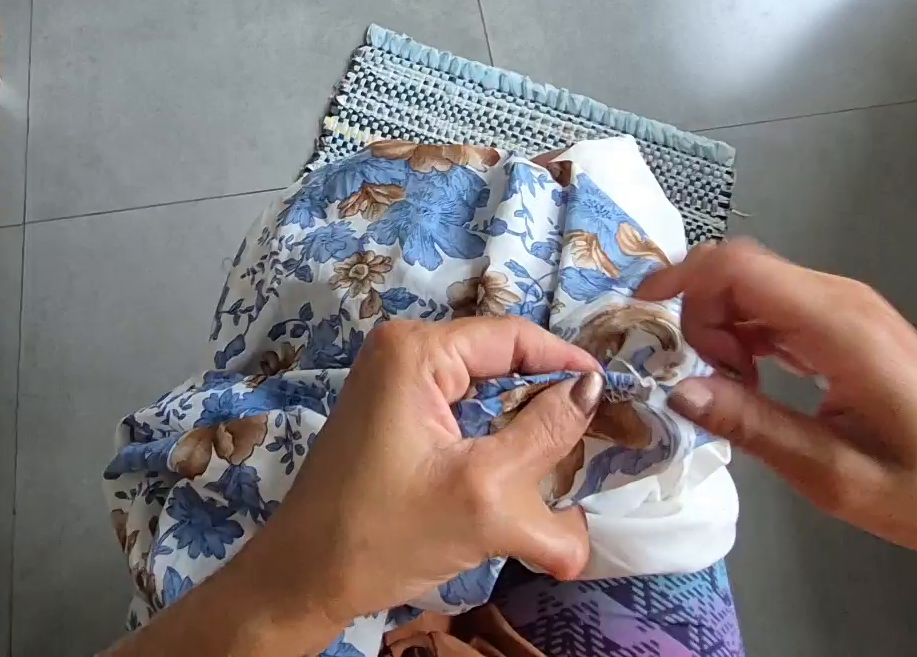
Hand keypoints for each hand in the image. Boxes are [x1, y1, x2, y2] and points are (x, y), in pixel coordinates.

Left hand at [107, 317, 603, 656]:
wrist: (303, 580)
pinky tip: (517, 466)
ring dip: (520, 422)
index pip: (511, 336)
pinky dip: (492, 433)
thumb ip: (543, 433)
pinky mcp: (392, 410)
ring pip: (481, 387)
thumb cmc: (386, 532)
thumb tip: (591, 389)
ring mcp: (393, 378)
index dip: (565, 360)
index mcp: (416, 349)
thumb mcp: (481, 491)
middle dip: (544, 398)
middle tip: (596, 433)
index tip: (613, 392)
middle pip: (497, 360)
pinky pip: (459, 407)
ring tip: (562, 457)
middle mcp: (403, 349)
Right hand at [636, 239, 916, 578]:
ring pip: (751, 289)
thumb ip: (753, 427)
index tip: (641, 317)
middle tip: (709, 386)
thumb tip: (676, 389)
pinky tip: (756, 384)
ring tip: (736, 393)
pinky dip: (746, 338)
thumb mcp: (839, 479)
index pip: (737, 266)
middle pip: (736, 272)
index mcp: (840, 325)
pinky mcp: (848, 327)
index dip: (678, 278)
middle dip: (700, 317)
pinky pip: (774, 310)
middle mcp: (840, 300)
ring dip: (722, 331)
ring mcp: (847, 310)